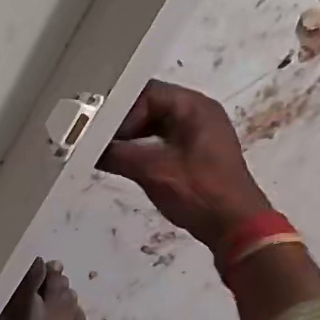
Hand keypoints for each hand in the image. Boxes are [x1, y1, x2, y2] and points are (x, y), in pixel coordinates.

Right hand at [97, 79, 272, 250]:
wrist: (234, 227)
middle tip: (94, 139)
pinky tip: (119, 160)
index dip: (119, 110)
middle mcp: (196, 112)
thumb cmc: (199, 193)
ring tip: (102, 150)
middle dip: (120, 122)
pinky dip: (137, 148)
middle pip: (147, 105)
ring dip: (127, 136)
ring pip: (150, 123)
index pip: (146, 93)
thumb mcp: (153, 171)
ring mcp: (195, 132)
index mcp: (194, 107)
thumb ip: (117, 154)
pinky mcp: (191, 152)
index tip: (98, 130)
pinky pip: (157, 140)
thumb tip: (84, 148)